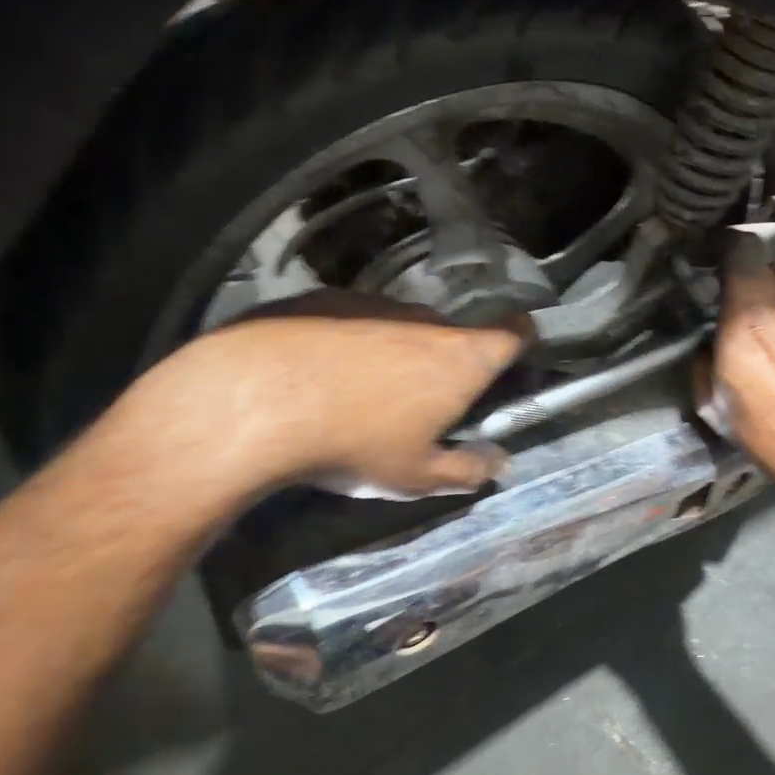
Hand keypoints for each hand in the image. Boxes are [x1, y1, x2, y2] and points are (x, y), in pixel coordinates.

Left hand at [108, 291, 530, 500]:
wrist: (250, 403)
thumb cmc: (353, 443)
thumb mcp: (416, 476)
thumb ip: (467, 470)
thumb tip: (498, 463)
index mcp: (460, 357)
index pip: (515, 331)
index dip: (523, 341)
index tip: (514, 360)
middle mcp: (424, 319)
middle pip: (453, 334)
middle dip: (448, 362)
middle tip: (425, 404)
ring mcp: (371, 302)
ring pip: (400, 326)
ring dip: (396, 353)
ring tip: (362, 396)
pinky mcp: (320, 298)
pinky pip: (352, 321)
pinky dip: (349, 343)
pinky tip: (317, 378)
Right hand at [701, 235, 774, 492]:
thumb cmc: (760, 434)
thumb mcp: (710, 403)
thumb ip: (702, 363)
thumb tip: (707, 344)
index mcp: (742, 321)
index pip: (738, 252)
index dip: (722, 246)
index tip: (710, 259)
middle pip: (763, 258)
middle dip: (744, 267)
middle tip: (733, 290)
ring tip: (768, 298)